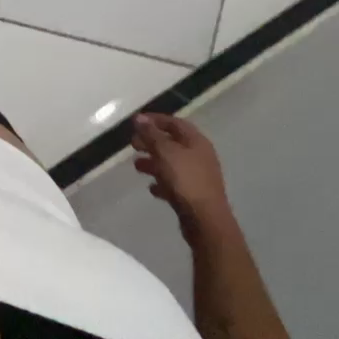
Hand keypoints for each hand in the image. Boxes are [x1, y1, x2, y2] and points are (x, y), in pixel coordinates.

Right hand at [133, 113, 233, 240]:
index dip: (154, 120)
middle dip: (151, 142)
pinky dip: (162, 182)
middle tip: (133, 144)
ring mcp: (198, 176)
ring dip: (153, 162)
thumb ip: (151, 134)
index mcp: (196, 141)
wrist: (206, 220)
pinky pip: (174, 183)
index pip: (174, 123)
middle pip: (172, 143)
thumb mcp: (165, 151)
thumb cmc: (186, 180)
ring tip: (137, 166)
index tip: (135, 122)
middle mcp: (199, 156)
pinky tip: (152, 188)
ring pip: (171, 163)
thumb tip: (139, 118)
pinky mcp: (194, 195)